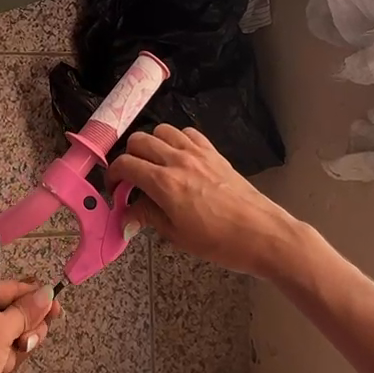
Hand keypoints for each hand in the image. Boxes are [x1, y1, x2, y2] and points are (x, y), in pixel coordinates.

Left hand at [0, 278, 57, 372]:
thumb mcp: (0, 331)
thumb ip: (26, 312)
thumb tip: (48, 292)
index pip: (11, 288)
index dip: (34, 299)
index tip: (57, 309)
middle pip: (13, 311)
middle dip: (22, 330)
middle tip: (25, 342)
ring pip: (11, 334)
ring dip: (13, 349)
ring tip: (3, 362)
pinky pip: (1, 351)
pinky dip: (4, 362)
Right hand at [107, 124, 308, 279]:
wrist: (261, 233)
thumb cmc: (219, 241)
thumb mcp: (176, 235)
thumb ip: (148, 217)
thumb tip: (127, 215)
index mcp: (163, 183)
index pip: (125, 165)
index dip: (113, 176)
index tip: (115, 190)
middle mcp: (177, 160)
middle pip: (139, 141)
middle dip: (128, 157)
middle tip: (131, 179)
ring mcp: (197, 153)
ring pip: (162, 130)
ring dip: (151, 144)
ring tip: (154, 165)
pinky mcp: (213, 152)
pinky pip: (188, 133)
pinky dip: (177, 140)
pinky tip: (179, 157)